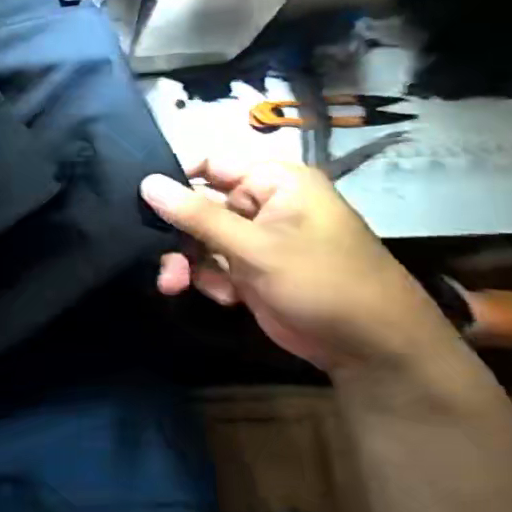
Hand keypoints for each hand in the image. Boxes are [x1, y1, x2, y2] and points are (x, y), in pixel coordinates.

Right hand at [140, 156, 461, 374]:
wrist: (369, 346)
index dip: (176, 181)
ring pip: (202, 240)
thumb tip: (147, 183)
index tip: (142, 203)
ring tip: (177, 285)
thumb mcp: (255, 247)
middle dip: (179, 236)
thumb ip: (197, 216)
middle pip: (200, 207)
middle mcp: (264, 204)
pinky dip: (210, 280)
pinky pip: (215, 265)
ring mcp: (258, 240)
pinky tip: (224, 298)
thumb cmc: (320, 281)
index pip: (212, 166)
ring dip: (188, 263)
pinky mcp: (254, 271)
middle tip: (161, 261)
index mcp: (275, 182)